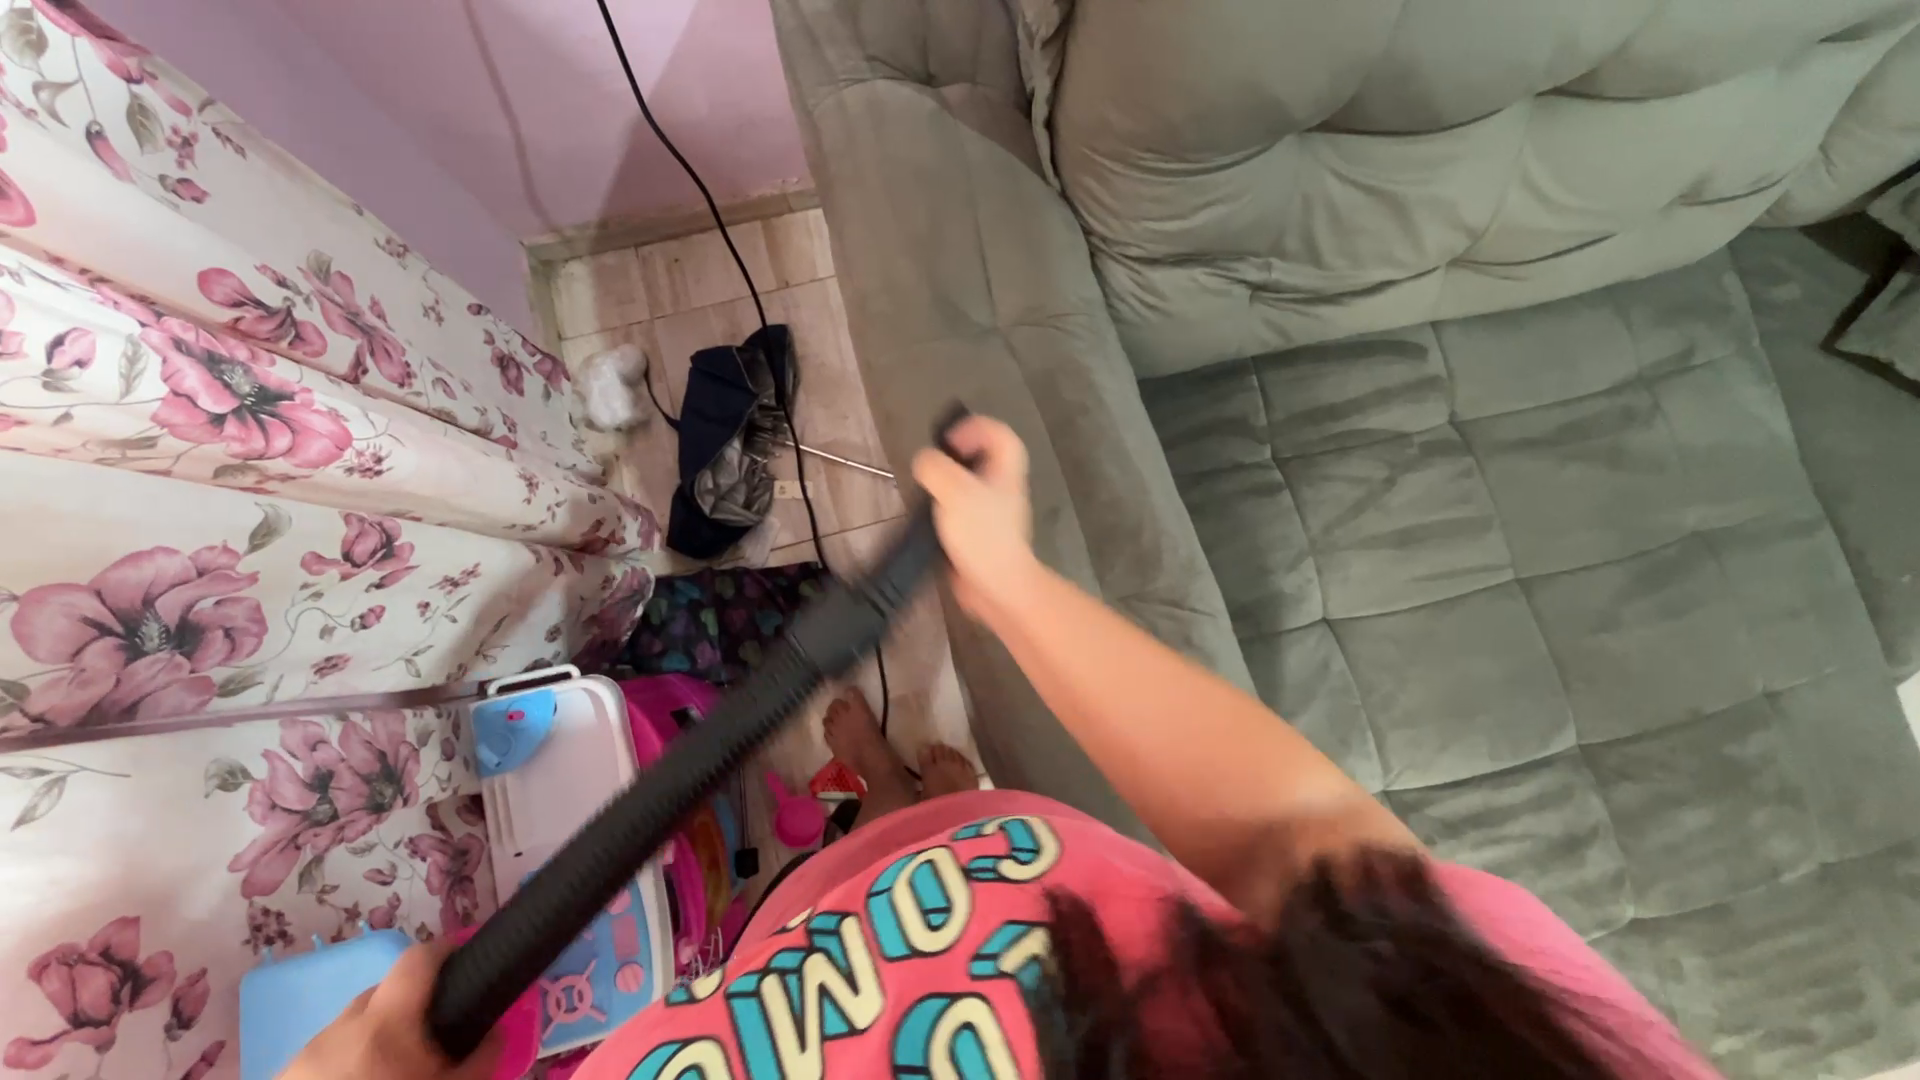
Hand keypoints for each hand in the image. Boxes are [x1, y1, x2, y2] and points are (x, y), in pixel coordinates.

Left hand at [277, 943, 499, 1079]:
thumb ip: (482, 1057)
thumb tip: (496, 1030)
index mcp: (384, 1026)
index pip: (417, 959)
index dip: (445, 951)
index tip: (465, 961)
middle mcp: (337, 1033)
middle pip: (381, 994)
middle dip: (409, 1005)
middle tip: (432, 1035)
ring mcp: (299, 1063)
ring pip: (348, 1029)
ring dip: (373, 1039)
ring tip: (390, 1074)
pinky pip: (321, 1060)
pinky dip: (344, 1066)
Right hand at [912, 414, 1036, 620]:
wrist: (996, 584)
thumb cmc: (981, 533)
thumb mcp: (953, 490)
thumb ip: (935, 468)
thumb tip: (924, 462)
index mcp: (1005, 470)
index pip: (998, 433)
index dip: (974, 428)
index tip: (948, 442)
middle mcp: (1000, 487)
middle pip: (981, 457)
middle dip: (955, 456)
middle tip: (932, 465)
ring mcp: (990, 512)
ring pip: (968, 485)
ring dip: (945, 484)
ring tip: (925, 490)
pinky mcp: (978, 533)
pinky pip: (960, 511)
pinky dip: (944, 509)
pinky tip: (928, 518)